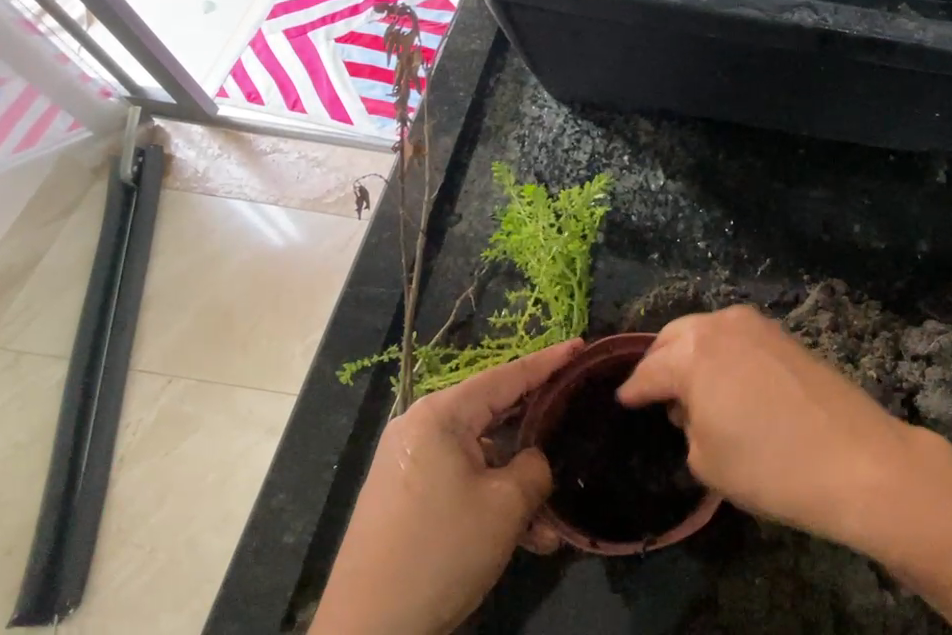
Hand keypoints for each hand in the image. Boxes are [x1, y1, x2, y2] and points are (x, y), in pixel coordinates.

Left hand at [312, 339, 582, 634]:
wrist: (370, 630)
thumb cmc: (442, 550)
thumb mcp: (506, 506)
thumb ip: (534, 467)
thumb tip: (534, 461)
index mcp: (439, 416)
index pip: (505, 376)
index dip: (548, 362)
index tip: (581, 345)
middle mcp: (421, 431)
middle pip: (493, 414)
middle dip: (538, 432)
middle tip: (578, 416)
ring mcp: (411, 466)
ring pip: (483, 459)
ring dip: (519, 486)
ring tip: (553, 522)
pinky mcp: (408, 499)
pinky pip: (463, 484)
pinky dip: (494, 503)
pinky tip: (528, 540)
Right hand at [616, 306, 936, 550]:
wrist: (857, 461)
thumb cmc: (770, 467)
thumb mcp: (706, 460)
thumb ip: (686, 425)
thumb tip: (691, 408)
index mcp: (692, 352)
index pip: (648, 371)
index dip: (632, 391)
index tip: (622, 402)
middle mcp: (721, 325)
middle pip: (675, 338)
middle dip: (660, 363)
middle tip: (654, 394)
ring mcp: (759, 326)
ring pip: (708, 332)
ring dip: (692, 355)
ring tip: (690, 390)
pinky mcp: (787, 337)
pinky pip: (737, 339)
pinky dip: (722, 355)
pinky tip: (726, 383)